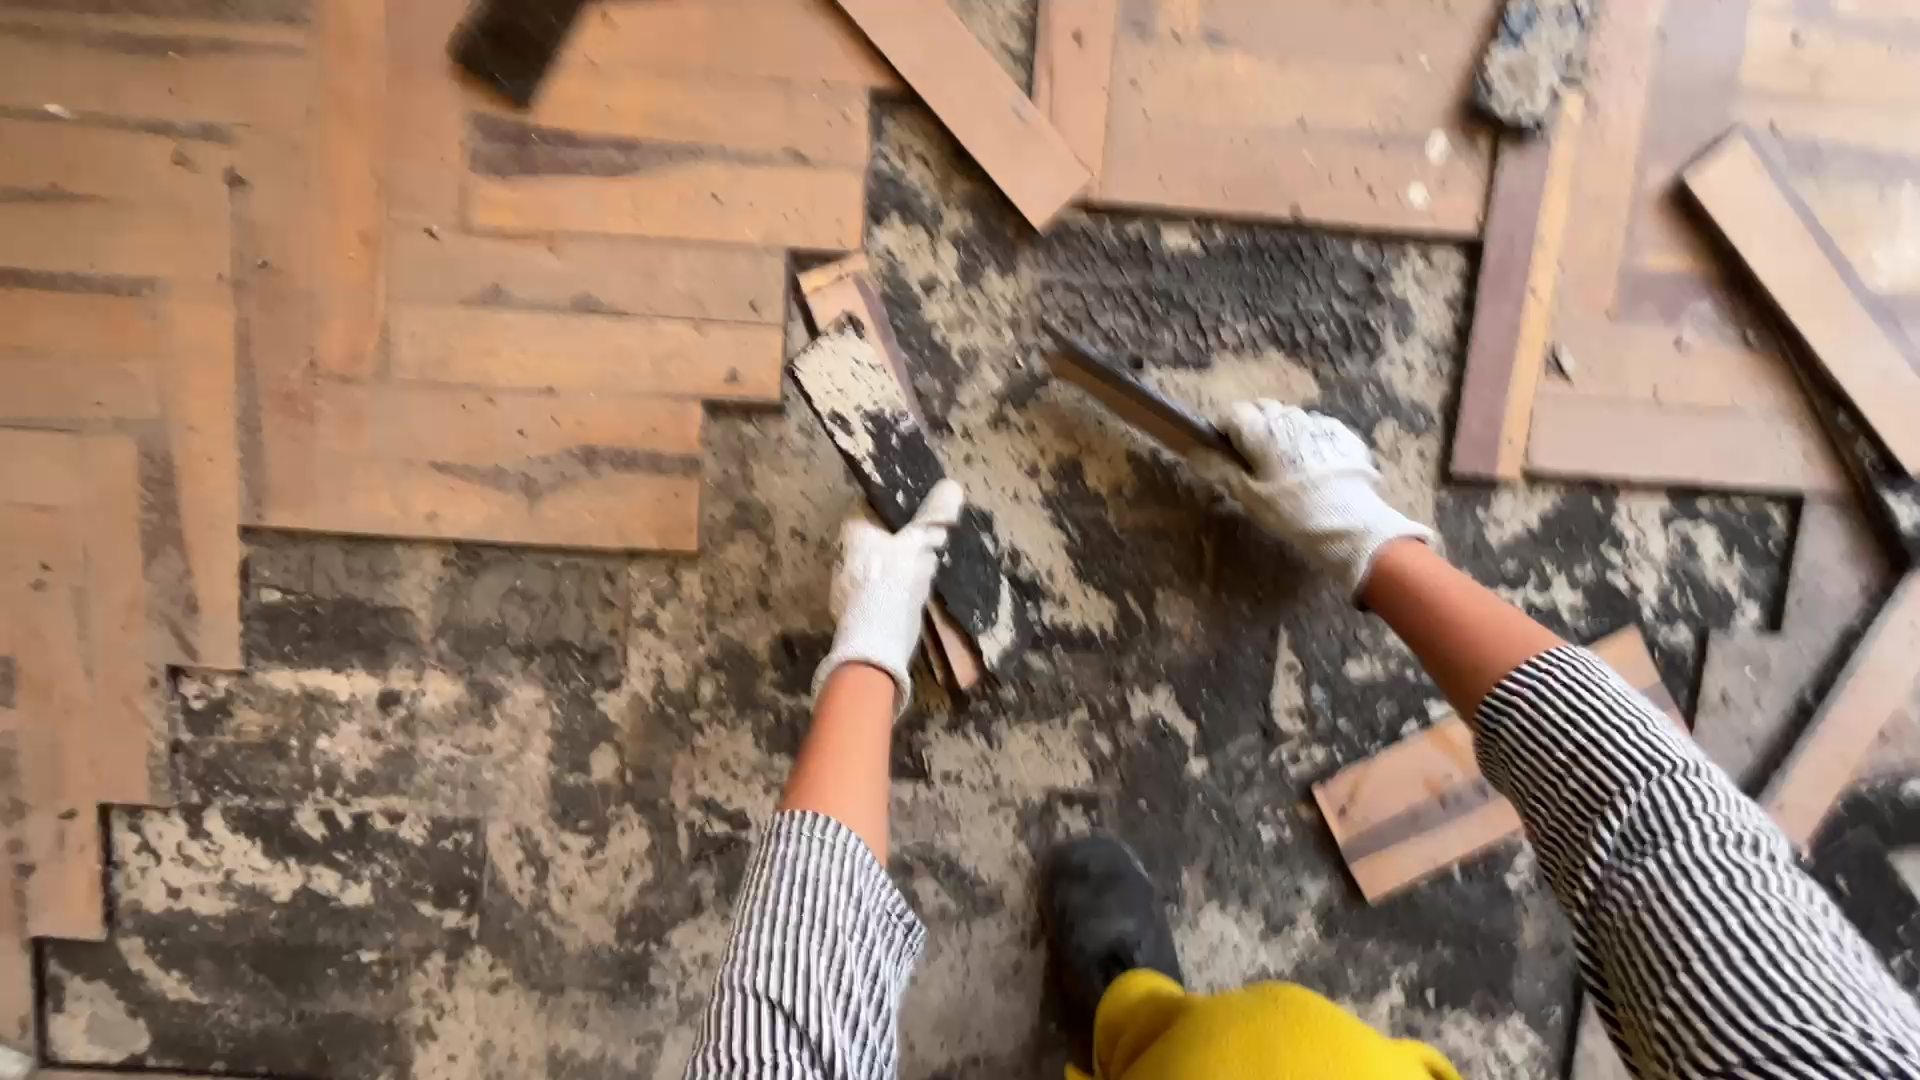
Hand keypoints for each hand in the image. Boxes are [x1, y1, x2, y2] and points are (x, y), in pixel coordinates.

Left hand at [815, 480, 965, 715]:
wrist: (876, 646)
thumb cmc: (893, 584)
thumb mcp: (919, 544)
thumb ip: (934, 516)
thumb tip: (952, 485)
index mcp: (852, 530)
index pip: (872, 502)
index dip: (897, 501)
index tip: (923, 503)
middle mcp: (844, 552)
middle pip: (878, 533)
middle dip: (903, 533)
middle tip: (934, 533)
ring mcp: (849, 582)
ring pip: (882, 560)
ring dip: (903, 560)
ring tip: (933, 560)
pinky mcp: (860, 608)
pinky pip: (884, 585)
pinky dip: (900, 583)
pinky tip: (920, 589)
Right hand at [1220, 401, 1434, 599]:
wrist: (1350, 524)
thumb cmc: (1290, 511)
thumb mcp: (1247, 495)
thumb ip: (1219, 469)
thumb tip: (1192, 452)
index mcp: (1261, 430)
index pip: (1233, 412)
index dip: (1224, 429)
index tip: (1224, 452)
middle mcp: (1289, 418)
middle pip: (1262, 408)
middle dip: (1251, 425)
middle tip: (1250, 458)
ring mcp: (1320, 424)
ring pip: (1289, 416)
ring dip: (1279, 431)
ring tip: (1282, 463)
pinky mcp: (1344, 435)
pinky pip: (1316, 427)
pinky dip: (1306, 439)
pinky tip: (1311, 466)